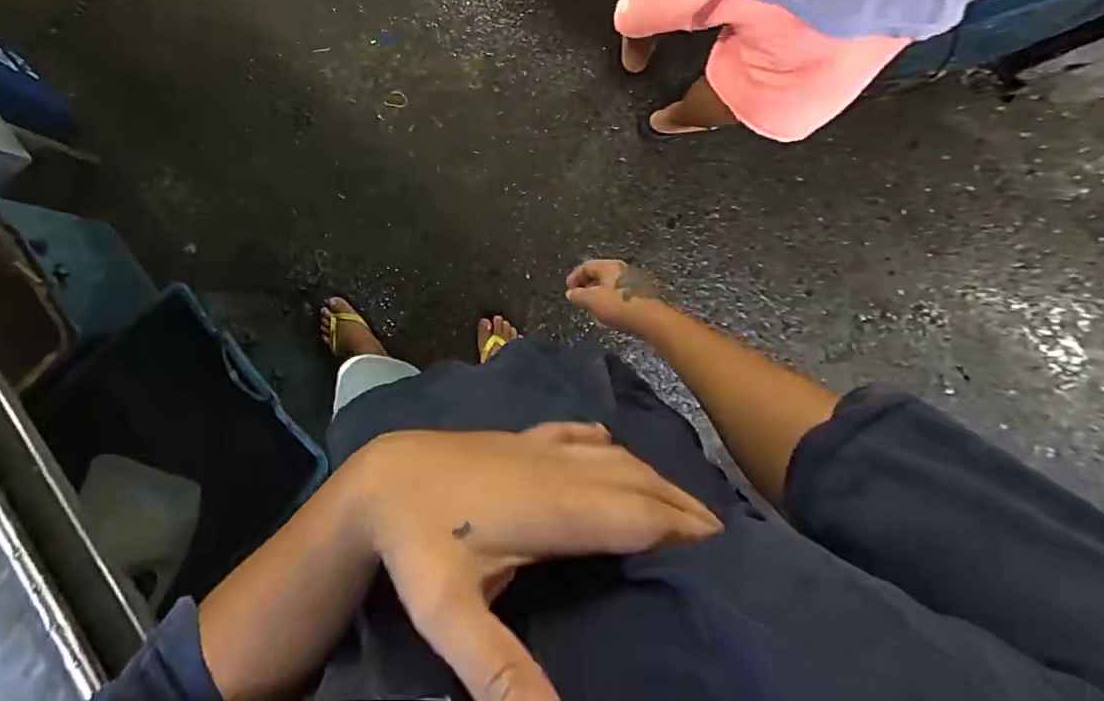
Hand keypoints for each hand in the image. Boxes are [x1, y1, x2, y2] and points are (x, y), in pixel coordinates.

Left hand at [347, 423, 721, 700]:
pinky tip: (610, 442)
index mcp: (555, 509)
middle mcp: (558, 469)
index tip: (724, 548)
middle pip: (635, 481)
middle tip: (720, 535)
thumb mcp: (451, 615)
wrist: (379, 476)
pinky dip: (605, 443)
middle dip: (679, 504)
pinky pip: (576, 433)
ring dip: (651, 475)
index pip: (635, 516)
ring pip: (612, 454)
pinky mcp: (518, 436)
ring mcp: (537, 447)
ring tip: (681, 502)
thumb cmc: (416, 543)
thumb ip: (501, 671)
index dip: (682, 529)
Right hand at [565, 258, 669, 331]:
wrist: (651, 318)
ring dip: (599, 297)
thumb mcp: (592, 301)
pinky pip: (621, 295)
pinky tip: (610, 317)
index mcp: (608, 266)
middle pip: (599, 275)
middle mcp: (622, 269)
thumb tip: (571, 293)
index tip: (568, 290)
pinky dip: (611, 303)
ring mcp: (634, 281)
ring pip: (611, 286)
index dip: (574, 277)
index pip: (586, 266)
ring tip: (594, 311)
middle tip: (580, 300)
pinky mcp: (642, 294)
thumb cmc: (618, 306)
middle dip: (587, 288)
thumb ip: (578, 296)